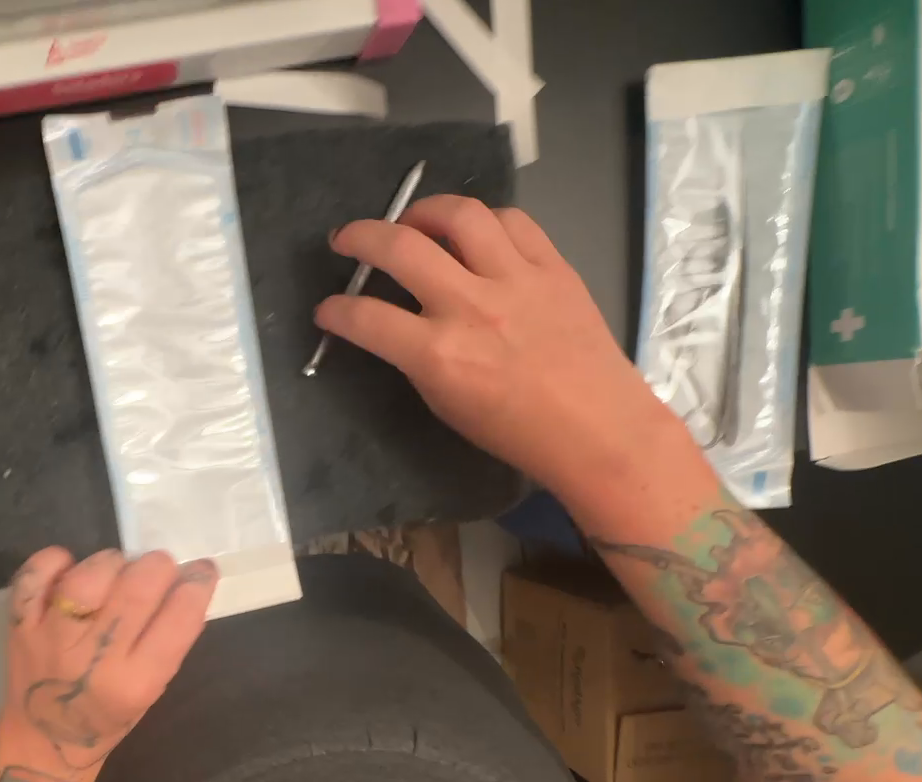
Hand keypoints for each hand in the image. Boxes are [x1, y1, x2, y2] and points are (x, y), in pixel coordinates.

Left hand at [0, 548, 217, 773]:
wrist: (43, 742)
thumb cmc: (107, 717)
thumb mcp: (152, 690)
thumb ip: (169, 641)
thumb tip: (188, 582)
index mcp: (136, 682)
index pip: (179, 621)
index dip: (197, 585)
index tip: (201, 571)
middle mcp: (94, 659)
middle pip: (136, 590)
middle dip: (158, 566)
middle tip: (159, 567)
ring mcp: (52, 640)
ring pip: (86, 578)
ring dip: (111, 562)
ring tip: (117, 568)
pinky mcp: (20, 626)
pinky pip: (33, 578)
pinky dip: (53, 561)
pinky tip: (69, 566)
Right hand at [314, 196, 695, 501]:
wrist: (595, 428)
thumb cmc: (512, 431)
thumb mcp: (444, 403)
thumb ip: (415, 358)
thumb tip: (396, 326)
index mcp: (438, 355)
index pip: (365, 318)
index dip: (334, 311)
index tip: (327, 309)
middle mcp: (470, 307)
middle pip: (400, 247)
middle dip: (360, 236)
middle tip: (346, 239)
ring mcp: (515, 279)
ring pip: (458, 215)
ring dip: (422, 211)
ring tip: (410, 222)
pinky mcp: (552, 266)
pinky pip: (512, 221)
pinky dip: (482, 220)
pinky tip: (472, 233)